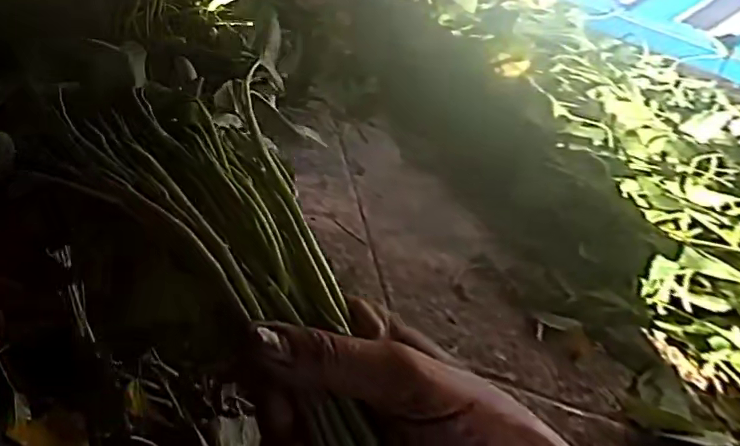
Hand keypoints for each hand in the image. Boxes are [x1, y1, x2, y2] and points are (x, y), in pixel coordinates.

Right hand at [244, 299, 566, 445]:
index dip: (267, 326)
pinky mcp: (333, 442)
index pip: (288, 308)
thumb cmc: (484, 425)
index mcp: (353, 328)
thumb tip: (255, 333)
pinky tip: (287, 442)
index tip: (258, 352)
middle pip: (274, 359)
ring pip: (275, 401)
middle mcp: (336, 364)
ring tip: (289, 435)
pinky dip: (282, 440)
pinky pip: (291, 437)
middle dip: (267, 383)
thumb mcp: (410, 377)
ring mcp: (335, 412)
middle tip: (281, 415)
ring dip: (274, 419)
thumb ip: (336, 353)